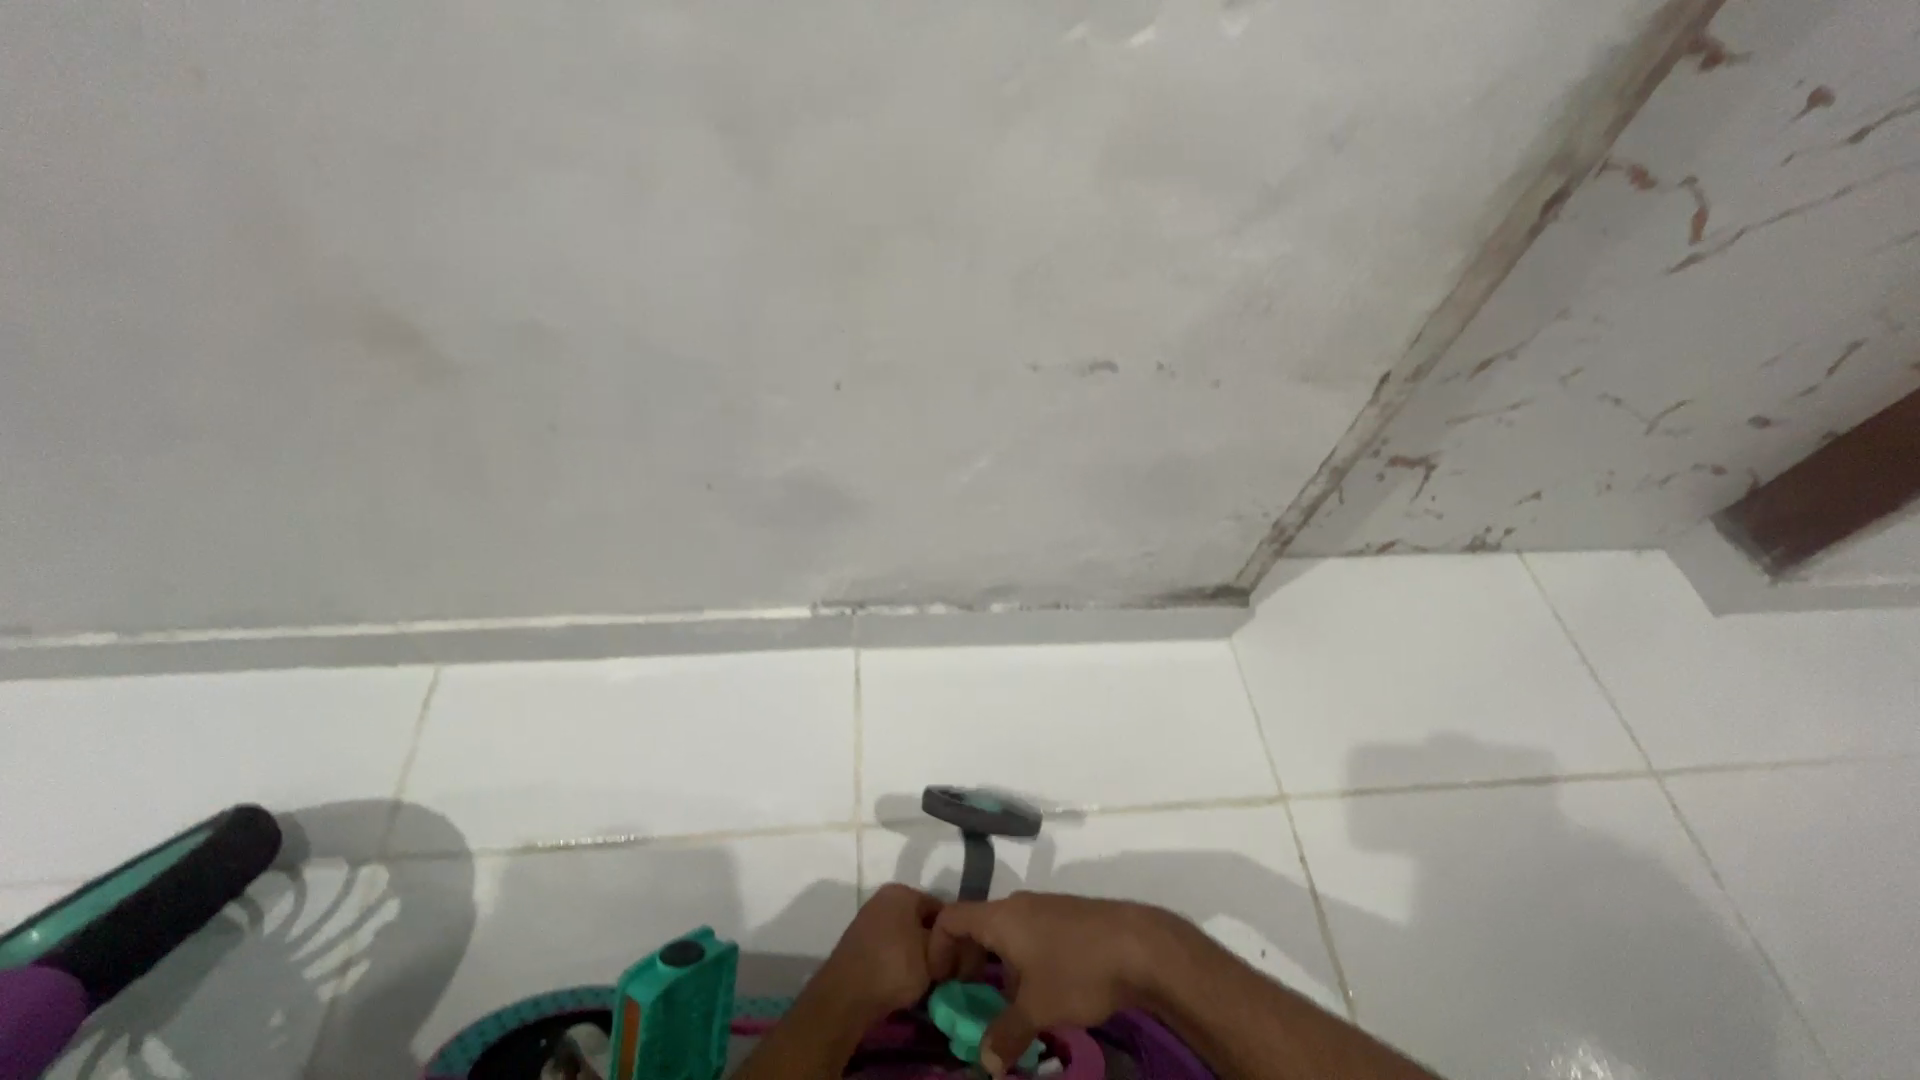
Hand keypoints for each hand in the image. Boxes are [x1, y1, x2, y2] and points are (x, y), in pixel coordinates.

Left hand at [813, 883, 944, 1019]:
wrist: (845, 996)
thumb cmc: (894, 967)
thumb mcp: (933, 957)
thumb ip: (948, 945)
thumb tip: (952, 945)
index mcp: (902, 892)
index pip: (940, 909)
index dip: (952, 933)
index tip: (957, 957)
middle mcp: (882, 898)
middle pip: (919, 920)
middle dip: (931, 942)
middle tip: (942, 969)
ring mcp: (867, 919)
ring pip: (903, 935)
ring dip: (914, 953)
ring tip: (922, 978)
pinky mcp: (857, 942)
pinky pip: (886, 946)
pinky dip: (895, 959)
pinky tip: (901, 980)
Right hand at [927, 892, 1183, 1076]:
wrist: (1142, 946)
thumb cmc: (1078, 970)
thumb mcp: (1038, 1009)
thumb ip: (1006, 1034)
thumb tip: (985, 1063)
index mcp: (1000, 917)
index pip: (950, 919)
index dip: (936, 948)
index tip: (939, 983)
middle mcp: (1019, 905)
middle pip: (976, 925)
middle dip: (966, 961)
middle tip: (966, 997)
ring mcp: (1046, 908)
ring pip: (1006, 932)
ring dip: (997, 965)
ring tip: (1006, 1003)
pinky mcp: (1069, 918)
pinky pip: (1030, 934)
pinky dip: (1021, 960)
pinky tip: (1042, 991)